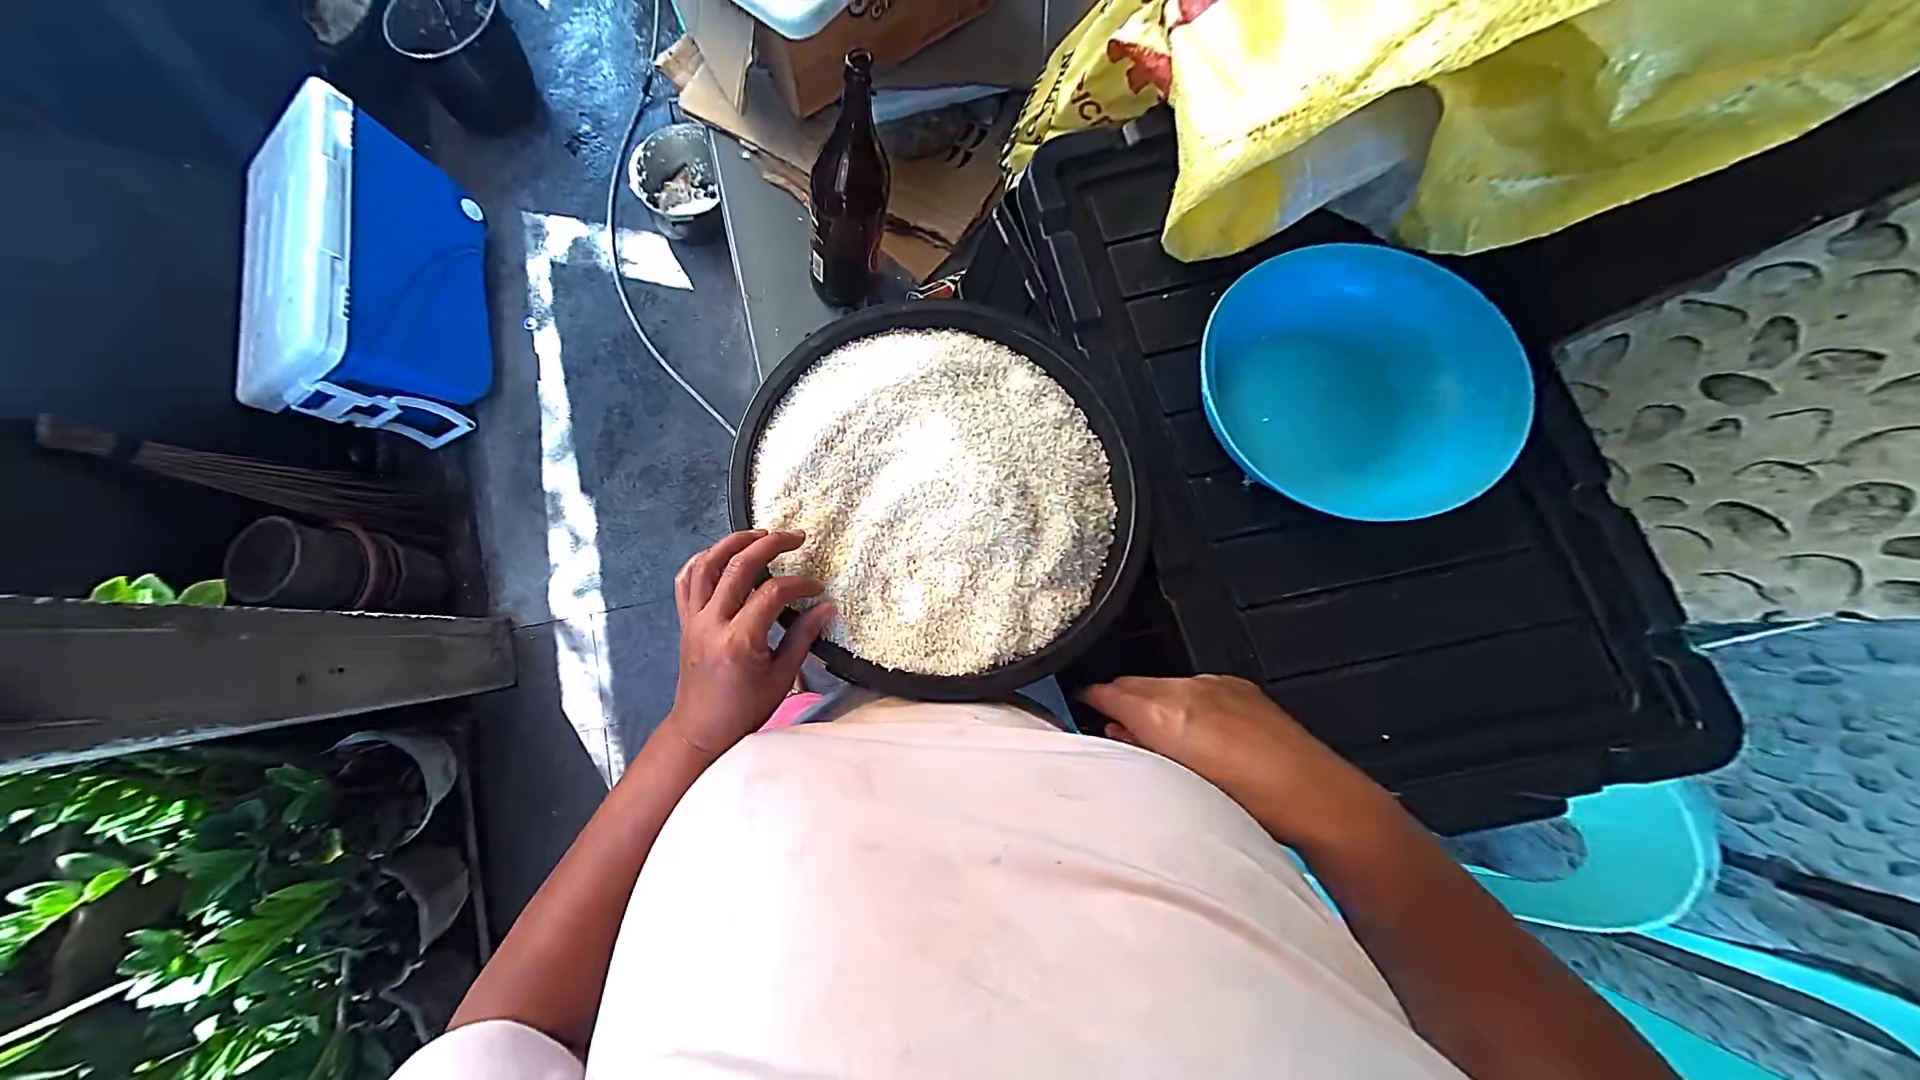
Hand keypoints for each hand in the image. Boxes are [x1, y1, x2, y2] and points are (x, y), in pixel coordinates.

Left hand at [665, 530, 834, 761]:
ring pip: (706, 565)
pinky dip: (702, 560)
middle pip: (738, 567)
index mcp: (739, 640)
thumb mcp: (782, 676)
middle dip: (770, 544)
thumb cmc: (744, 709)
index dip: (800, 584)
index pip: (772, 593)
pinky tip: (721, 552)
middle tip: (795, 537)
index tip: (817, 588)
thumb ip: (803, 636)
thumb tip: (826, 607)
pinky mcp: (685, 621)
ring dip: (733, 542)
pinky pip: (686, 581)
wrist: (701, 730)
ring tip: (759, 532)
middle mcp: (712, 623)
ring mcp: (694, 620)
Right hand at [1079, 675, 1406, 855]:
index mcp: (1165, 714)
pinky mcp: (1239, 686)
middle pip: (1133, 682)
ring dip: (1152, 699)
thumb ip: (1140, 750)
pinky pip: (1195, 684)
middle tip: (1118, 727)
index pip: (1111, 691)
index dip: (1091, 697)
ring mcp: (1216, 685)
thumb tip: (1119, 733)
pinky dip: (1184, 699)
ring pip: (1163, 682)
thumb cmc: (1254, 804)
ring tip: (1159, 734)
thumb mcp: (1178, 783)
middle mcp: (1187, 689)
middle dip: (1121, 698)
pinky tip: (1196, 727)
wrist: (1317, 798)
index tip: (1085, 703)